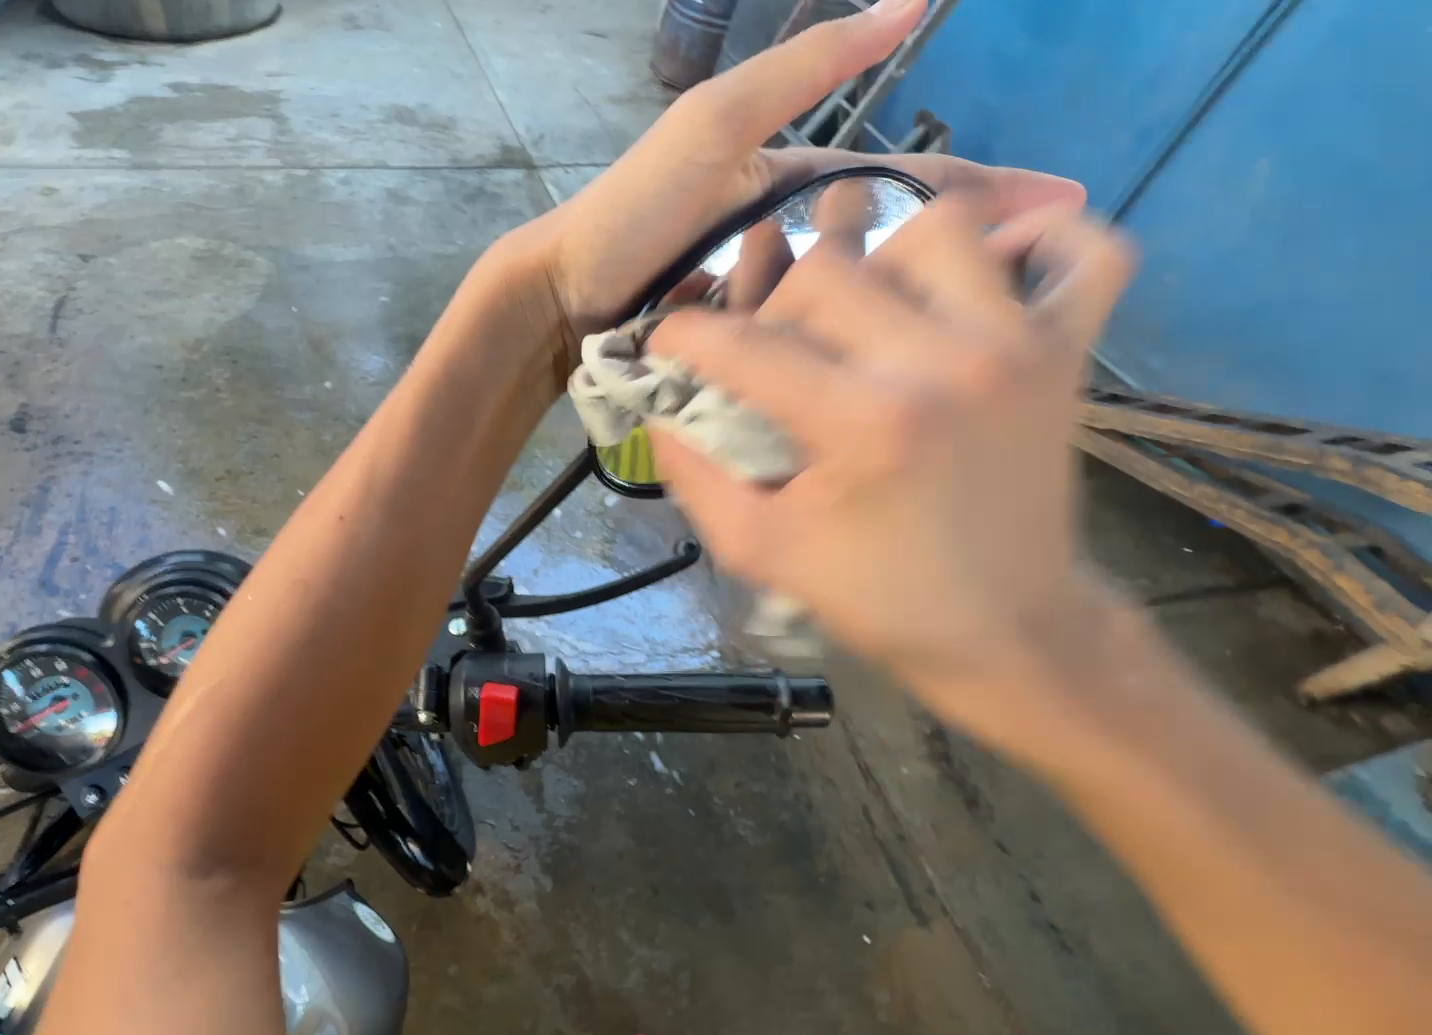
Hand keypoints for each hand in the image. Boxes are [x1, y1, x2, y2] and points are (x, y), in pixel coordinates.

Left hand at [508, 0, 1086, 350]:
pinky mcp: (747, 351)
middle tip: (1045, 278)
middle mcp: (791, 245)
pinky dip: (849, 355)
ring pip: (857, 306)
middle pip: (893, 250)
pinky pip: (811, 350)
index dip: (978, 192)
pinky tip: (898, 372)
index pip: (905, 185)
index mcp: (796, 187)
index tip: (1059, 207)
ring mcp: (771, 302)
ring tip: (992, 332)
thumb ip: (802, 71)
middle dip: (966, 258)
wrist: (566, 294)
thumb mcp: (718, 123)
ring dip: (918, 311)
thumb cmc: (636, 208)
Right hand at [646, 197, 1134, 698]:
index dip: (686, 336)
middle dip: (776, 305)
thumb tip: (660, 405)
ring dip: (882, 261)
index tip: (667, 343)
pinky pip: (1080, 250)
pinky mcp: (1069, 349)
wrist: (1006, 629)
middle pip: (829, 267)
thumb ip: (694, 473)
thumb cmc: (875, 596)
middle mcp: (944, 362)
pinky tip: (983, 281)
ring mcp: (1019, 345)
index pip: (746, 344)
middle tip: (773, 351)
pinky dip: (1034, 244)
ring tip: (866, 316)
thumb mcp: (757, 549)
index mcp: (862, 423)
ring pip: (938, 229)